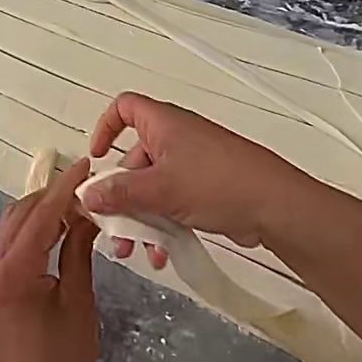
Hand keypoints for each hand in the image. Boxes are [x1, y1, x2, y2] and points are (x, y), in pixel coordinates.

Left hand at [0, 156, 99, 361]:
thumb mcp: (78, 302)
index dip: (65, 187)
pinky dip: (35, 228)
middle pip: (22, 213)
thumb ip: (78, 251)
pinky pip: (12, 241)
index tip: (86, 166)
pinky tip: (59, 228)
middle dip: (53, 195)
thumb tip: (88, 215)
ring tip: (78, 203)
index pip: (41, 214)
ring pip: (14, 224)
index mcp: (13, 269)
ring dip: (43, 210)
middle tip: (87, 187)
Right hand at [82, 92, 318, 266]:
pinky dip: (162, 223)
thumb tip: (86, 195)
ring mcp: (191, 164)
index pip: (124, 108)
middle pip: (133, 159)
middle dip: (119, 195)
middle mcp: (174, 138)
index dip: (105, 127)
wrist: (276, 206)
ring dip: (139, 217)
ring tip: (133, 249)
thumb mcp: (159, 189)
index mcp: (162, 124)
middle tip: (111, 227)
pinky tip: (160, 253)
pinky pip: (171, 201)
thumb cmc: (216, 183)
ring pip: (152, 187)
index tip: (96, 158)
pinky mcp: (205, 187)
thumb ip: (119, 193)